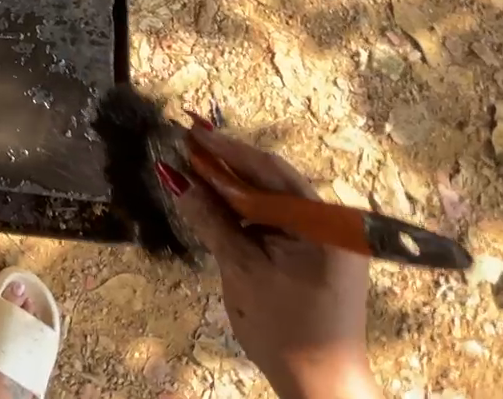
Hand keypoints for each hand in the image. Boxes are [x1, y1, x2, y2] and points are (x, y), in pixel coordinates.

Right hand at [169, 128, 380, 398]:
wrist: (320, 387)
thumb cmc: (283, 327)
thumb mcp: (240, 267)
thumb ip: (208, 216)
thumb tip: (171, 174)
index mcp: (324, 227)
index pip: (269, 172)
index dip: (226, 148)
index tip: (190, 129)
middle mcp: (331, 226)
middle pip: (270, 180)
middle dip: (225, 161)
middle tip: (185, 138)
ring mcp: (324, 241)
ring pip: (269, 197)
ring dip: (230, 182)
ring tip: (191, 163)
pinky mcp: (313, 254)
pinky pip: (273, 217)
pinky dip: (242, 206)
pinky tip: (213, 196)